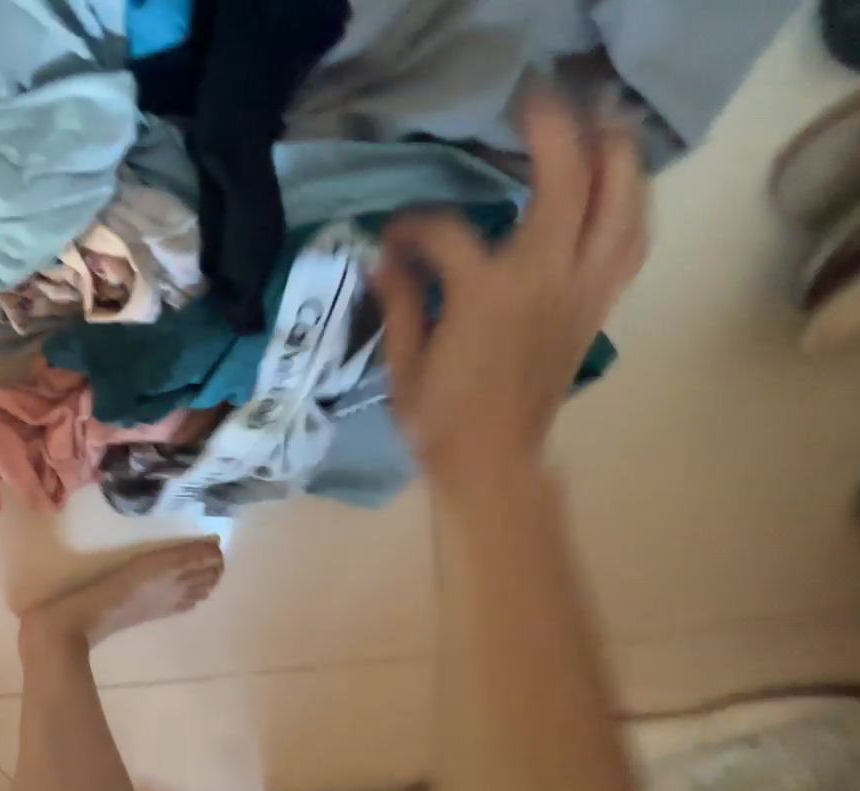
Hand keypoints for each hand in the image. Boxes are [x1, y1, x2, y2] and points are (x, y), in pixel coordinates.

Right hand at [373, 89, 648, 493]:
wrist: (492, 461)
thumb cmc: (437, 419)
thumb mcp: (402, 363)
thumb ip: (401, 302)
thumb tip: (384, 259)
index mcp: (482, 297)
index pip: (445, 233)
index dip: (411, 227)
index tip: (389, 238)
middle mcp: (542, 280)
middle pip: (562, 186)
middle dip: (550, 137)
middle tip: (532, 105)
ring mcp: (580, 290)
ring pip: (619, 204)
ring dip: (614, 156)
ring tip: (601, 125)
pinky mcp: (597, 306)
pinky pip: (631, 243)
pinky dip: (631, 207)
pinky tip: (620, 188)